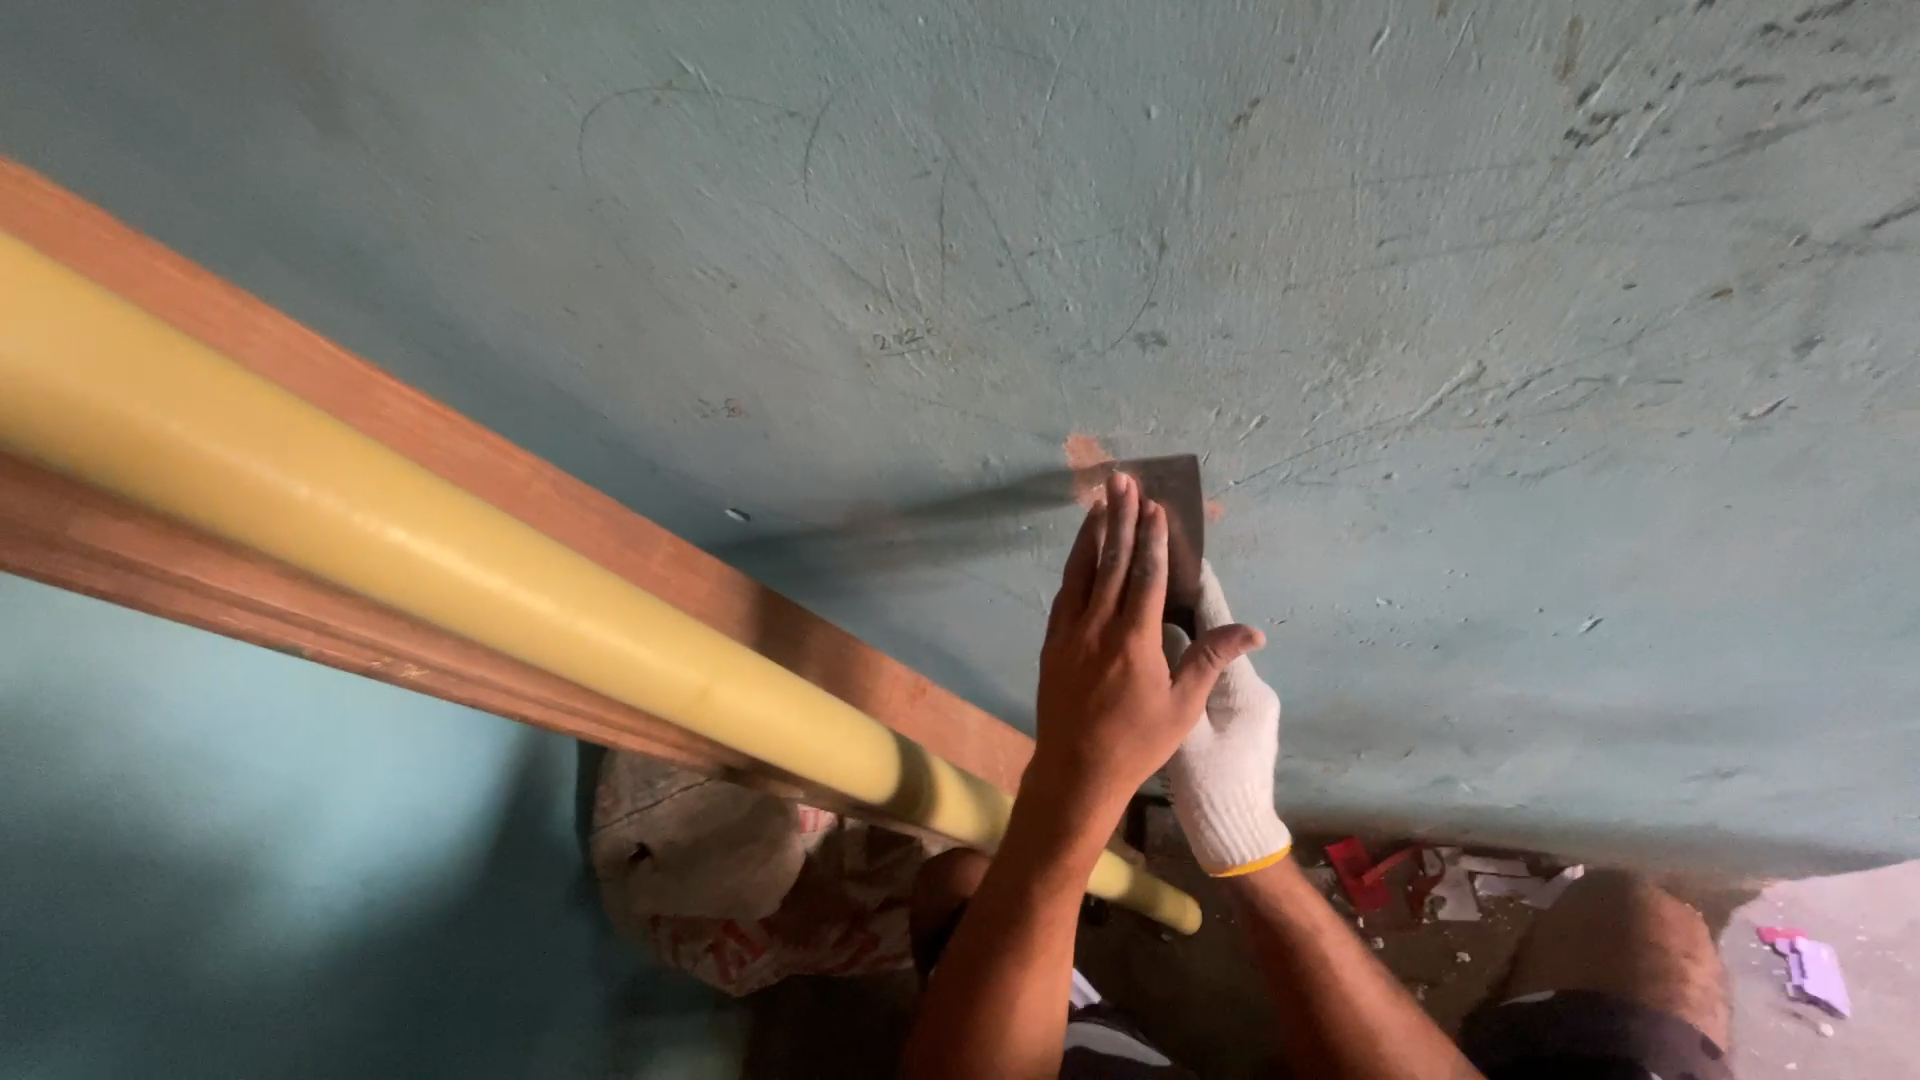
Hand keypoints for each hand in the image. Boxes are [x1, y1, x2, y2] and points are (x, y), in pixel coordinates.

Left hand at [1032, 472, 1265, 808]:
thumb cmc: (1136, 742)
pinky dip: (1074, 567)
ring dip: (1091, 534)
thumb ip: (1210, 660)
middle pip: (1110, 561)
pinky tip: (1080, 553)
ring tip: (1099, 502)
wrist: (1075, 769)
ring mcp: (1069, 632)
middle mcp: (1098, 626)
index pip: (1145, 576)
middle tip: (1122, 480)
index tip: (1152, 504)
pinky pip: (1064, 593)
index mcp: (1134, 639)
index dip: (1150, 537)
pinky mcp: (1052, 642)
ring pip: (1080, 571)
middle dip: (1119, 518)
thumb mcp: (1182, 706)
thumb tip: (1253, 632)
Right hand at [1162, 562, 1290, 875]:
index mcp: (1239, 686)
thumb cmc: (1210, 788)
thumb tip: (1168, 630)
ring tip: (1150, 598)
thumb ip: (1184, 679)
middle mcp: (1249, 685)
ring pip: (1210, 651)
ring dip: (1183, 625)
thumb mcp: (1187, 735)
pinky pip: (1208, 671)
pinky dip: (1186, 653)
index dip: (1199, 585)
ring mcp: (1244, 701)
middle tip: (1155, 566)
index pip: (1218, 622)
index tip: (1177, 548)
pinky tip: (1158, 645)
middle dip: (1186, 598)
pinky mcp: (1235, 715)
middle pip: (1215, 630)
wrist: (1237, 837)